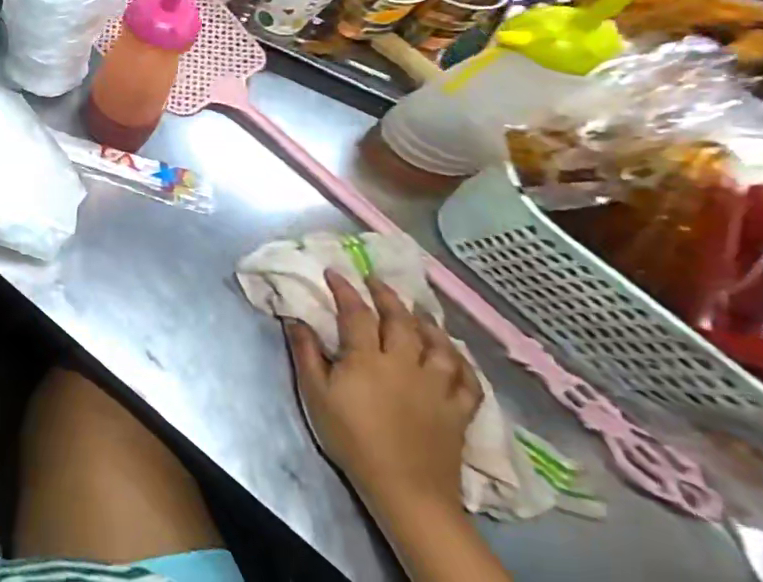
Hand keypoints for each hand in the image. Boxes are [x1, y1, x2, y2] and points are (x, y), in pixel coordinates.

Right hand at [285, 270, 481, 512]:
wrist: (404, 490)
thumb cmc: (353, 441)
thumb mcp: (316, 397)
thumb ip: (306, 355)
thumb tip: (295, 319)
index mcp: (368, 358)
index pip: (357, 313)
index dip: (345, 289)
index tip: (334, 273)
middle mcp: (406, 362)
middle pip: (400, 319)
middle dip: (387, 295)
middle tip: (375, 281)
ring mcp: (437, 385)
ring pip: (438, 343)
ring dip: (427, 323)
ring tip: (418, 312)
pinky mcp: (459, 409)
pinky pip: (467, 379)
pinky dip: (462, 362)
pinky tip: (454, 354)